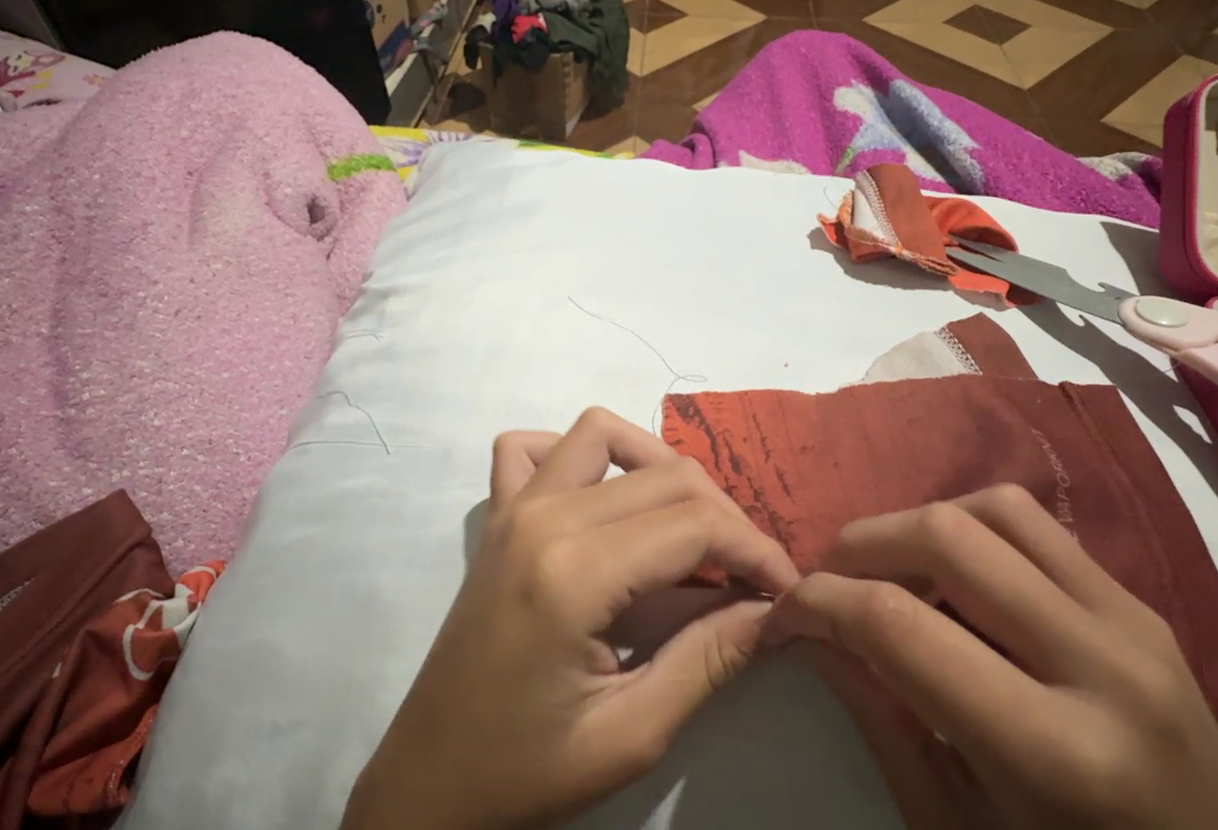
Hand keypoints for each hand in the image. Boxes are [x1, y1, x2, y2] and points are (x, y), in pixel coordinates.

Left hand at [343, 408, 801, 829]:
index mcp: (574, 572)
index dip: (756, 551)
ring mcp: (512, 509)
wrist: (430, 782)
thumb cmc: (526, 769)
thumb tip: (775, 610)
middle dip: (725, 517)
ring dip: (660, 467)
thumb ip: (708, 659)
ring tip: (690, 530)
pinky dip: (579, 457)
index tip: (787, 590)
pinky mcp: (497, 518)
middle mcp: (542, 518)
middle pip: (664, 475)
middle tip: (749, 576)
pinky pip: (531, 449)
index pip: (695, 525)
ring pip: (602, 435)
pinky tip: (604, 501)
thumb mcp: (631, 734)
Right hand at [768, 484, 1217, 829]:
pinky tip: (954, 579)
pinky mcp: (1143, 605)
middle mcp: (1103, 665)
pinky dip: (972, 530)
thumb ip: (879, 717)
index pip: (898, 624)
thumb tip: (807, 631)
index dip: (819, 604)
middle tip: (828, 588)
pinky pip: (1038, 527)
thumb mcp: (953, 825)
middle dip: (860, 548)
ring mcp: (1135, 623)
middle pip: (946, 537)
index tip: (784, 616)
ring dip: (919, 525)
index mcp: (1053, 752)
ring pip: (995, 509)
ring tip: (890, 574)